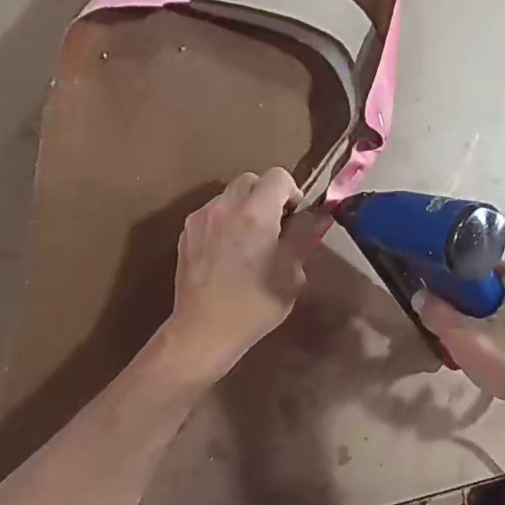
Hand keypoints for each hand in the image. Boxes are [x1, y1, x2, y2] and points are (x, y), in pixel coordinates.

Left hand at [162, 168, 329, 377]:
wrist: (205, 329)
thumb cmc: (255, 305)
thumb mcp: (291, 275)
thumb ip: (304, 237)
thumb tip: (319, 214)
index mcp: (256, 213)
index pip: (278, 176)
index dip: (292, 192)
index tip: (294, 217)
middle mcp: (225, 206)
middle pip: (250, 180)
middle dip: (266, 196)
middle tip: (274, 227)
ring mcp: (201, 218)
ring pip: (228, 196)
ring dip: (243, 208)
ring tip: (248, 241)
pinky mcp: (185, 233)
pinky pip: (211, 214)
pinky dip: (224, 222)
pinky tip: (227, 253)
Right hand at [413, 262, 504, 419]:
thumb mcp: (465, 340)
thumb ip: (437, 314)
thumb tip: (420, 296)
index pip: (480, 272)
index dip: (459, 294)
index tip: (451, 316)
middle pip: (494, 291)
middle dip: (475, 314)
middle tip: (466, 340)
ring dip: (491, 328)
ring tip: (484, 354)